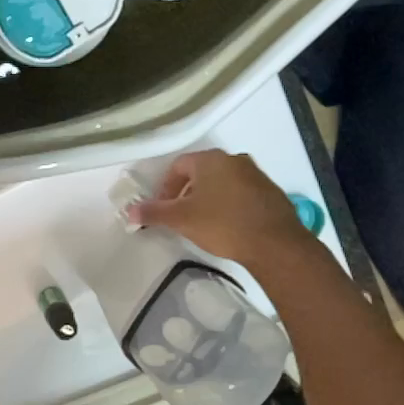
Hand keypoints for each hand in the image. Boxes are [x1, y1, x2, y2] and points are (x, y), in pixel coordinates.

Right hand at [128, 149, 312, 266]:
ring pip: (222, 182)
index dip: (165, 187)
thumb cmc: (222, 224)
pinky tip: (228, 226)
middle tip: (180, 216)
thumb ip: (153, 213)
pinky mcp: (271, 193)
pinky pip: (241, 193)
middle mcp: (235, 160)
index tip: (163, 209)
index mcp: (211, 160)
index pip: (178, 165)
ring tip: (203, 223)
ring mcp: (256, 175)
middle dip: (186, 193)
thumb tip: (129, 211)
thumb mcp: (181, 219)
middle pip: (201, 172)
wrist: (274, 243)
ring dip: (208, 198)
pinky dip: (229, 205)